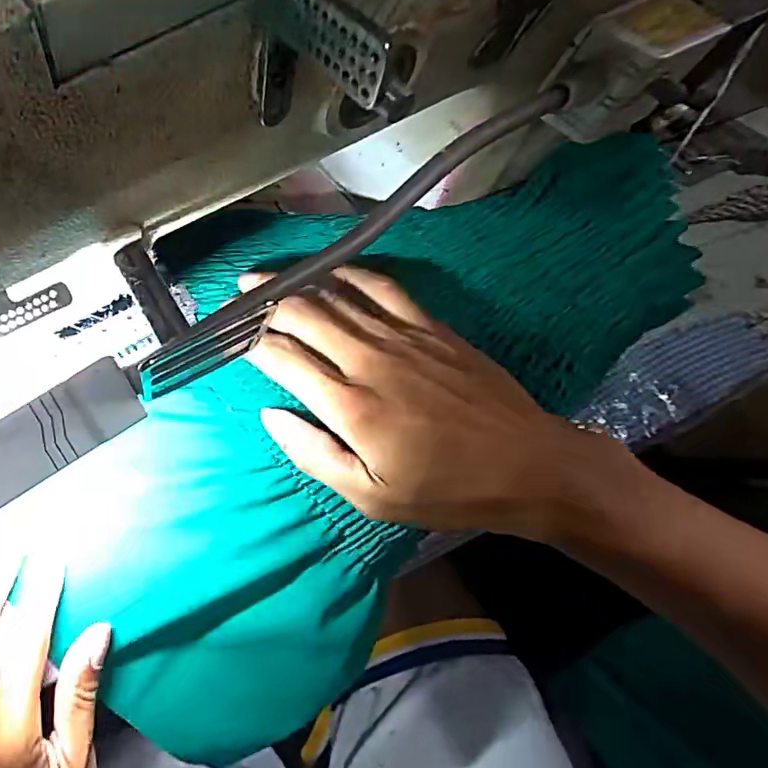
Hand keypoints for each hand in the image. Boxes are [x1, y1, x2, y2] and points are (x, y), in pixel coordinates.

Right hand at [243, 266, 636, 541]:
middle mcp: (370, 361)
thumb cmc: (446, 490)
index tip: (233, 339)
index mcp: (350, 406)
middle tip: (239, 299)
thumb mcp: (369, 495)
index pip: (282, 358)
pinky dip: (350, 275)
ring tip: (266, 279)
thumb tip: (270, 414)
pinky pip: (383, 288)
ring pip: (336, 296)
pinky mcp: (432, 329)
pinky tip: (330, 272)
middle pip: (302, 315)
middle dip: (263, 304)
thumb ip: (311, 453)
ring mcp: (404, 339)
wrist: (535, 469)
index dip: (250, 343)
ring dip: (295, 285)